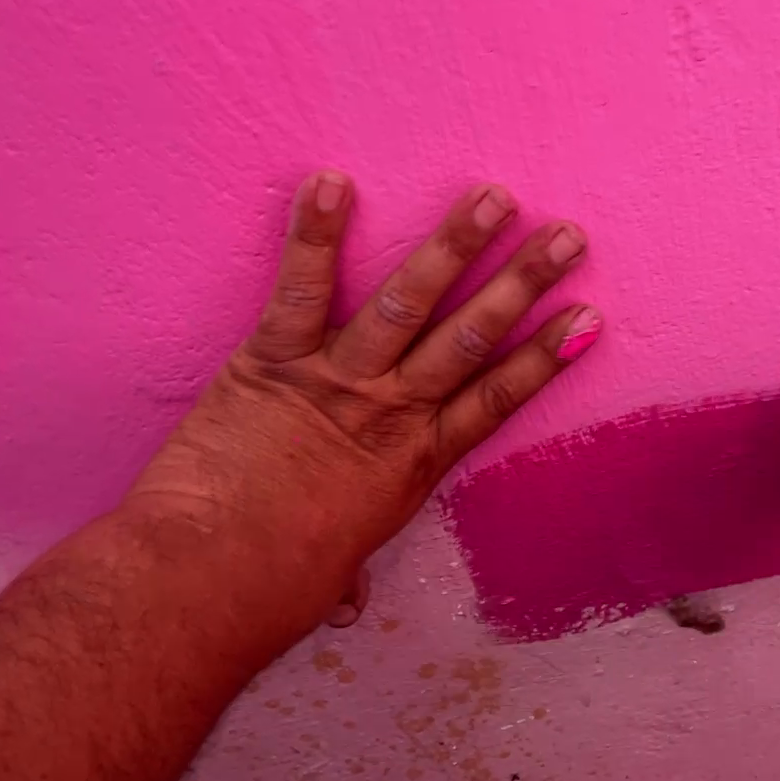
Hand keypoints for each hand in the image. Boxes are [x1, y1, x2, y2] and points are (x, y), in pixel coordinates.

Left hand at [126, 171, 600, 631]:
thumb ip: (351, 564)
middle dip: (525, 282)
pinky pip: (301, 290)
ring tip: (495, 198)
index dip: (548, 354)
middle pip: (473, 336)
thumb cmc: (271, 589)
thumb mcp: (333, 573)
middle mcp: (392, 410)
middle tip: (568, 237)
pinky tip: (333, 181)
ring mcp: (337, 380)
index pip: (500, 394)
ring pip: (408, 301)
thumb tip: (350, 599)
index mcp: (416, 459)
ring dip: (456, 245)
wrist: (192, 592)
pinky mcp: (272, 361)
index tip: (588, 317)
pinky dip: (315, 234)